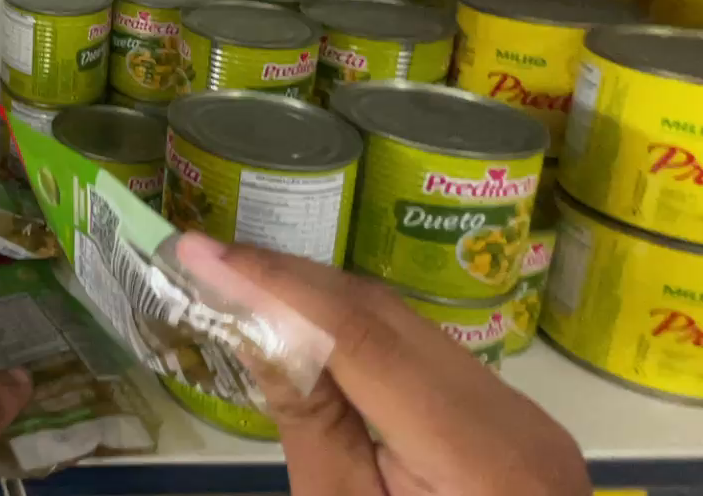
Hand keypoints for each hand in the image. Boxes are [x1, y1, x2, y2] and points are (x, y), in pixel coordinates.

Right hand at [176, 233, 590, 495]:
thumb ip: (303, 412)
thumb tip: (242, 315)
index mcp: (481, 459)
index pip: (359, 337)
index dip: (272, 283)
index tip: (196, 250)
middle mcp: (511, 415)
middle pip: (377, 312)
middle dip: (283, 275)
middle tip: (202, 255)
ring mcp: (512, 407)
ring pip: (390, 314)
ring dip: (305, 289)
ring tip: (231, 274)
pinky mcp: (496, 406)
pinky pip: (405, 337)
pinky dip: (337, 315)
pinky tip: (288, 308)